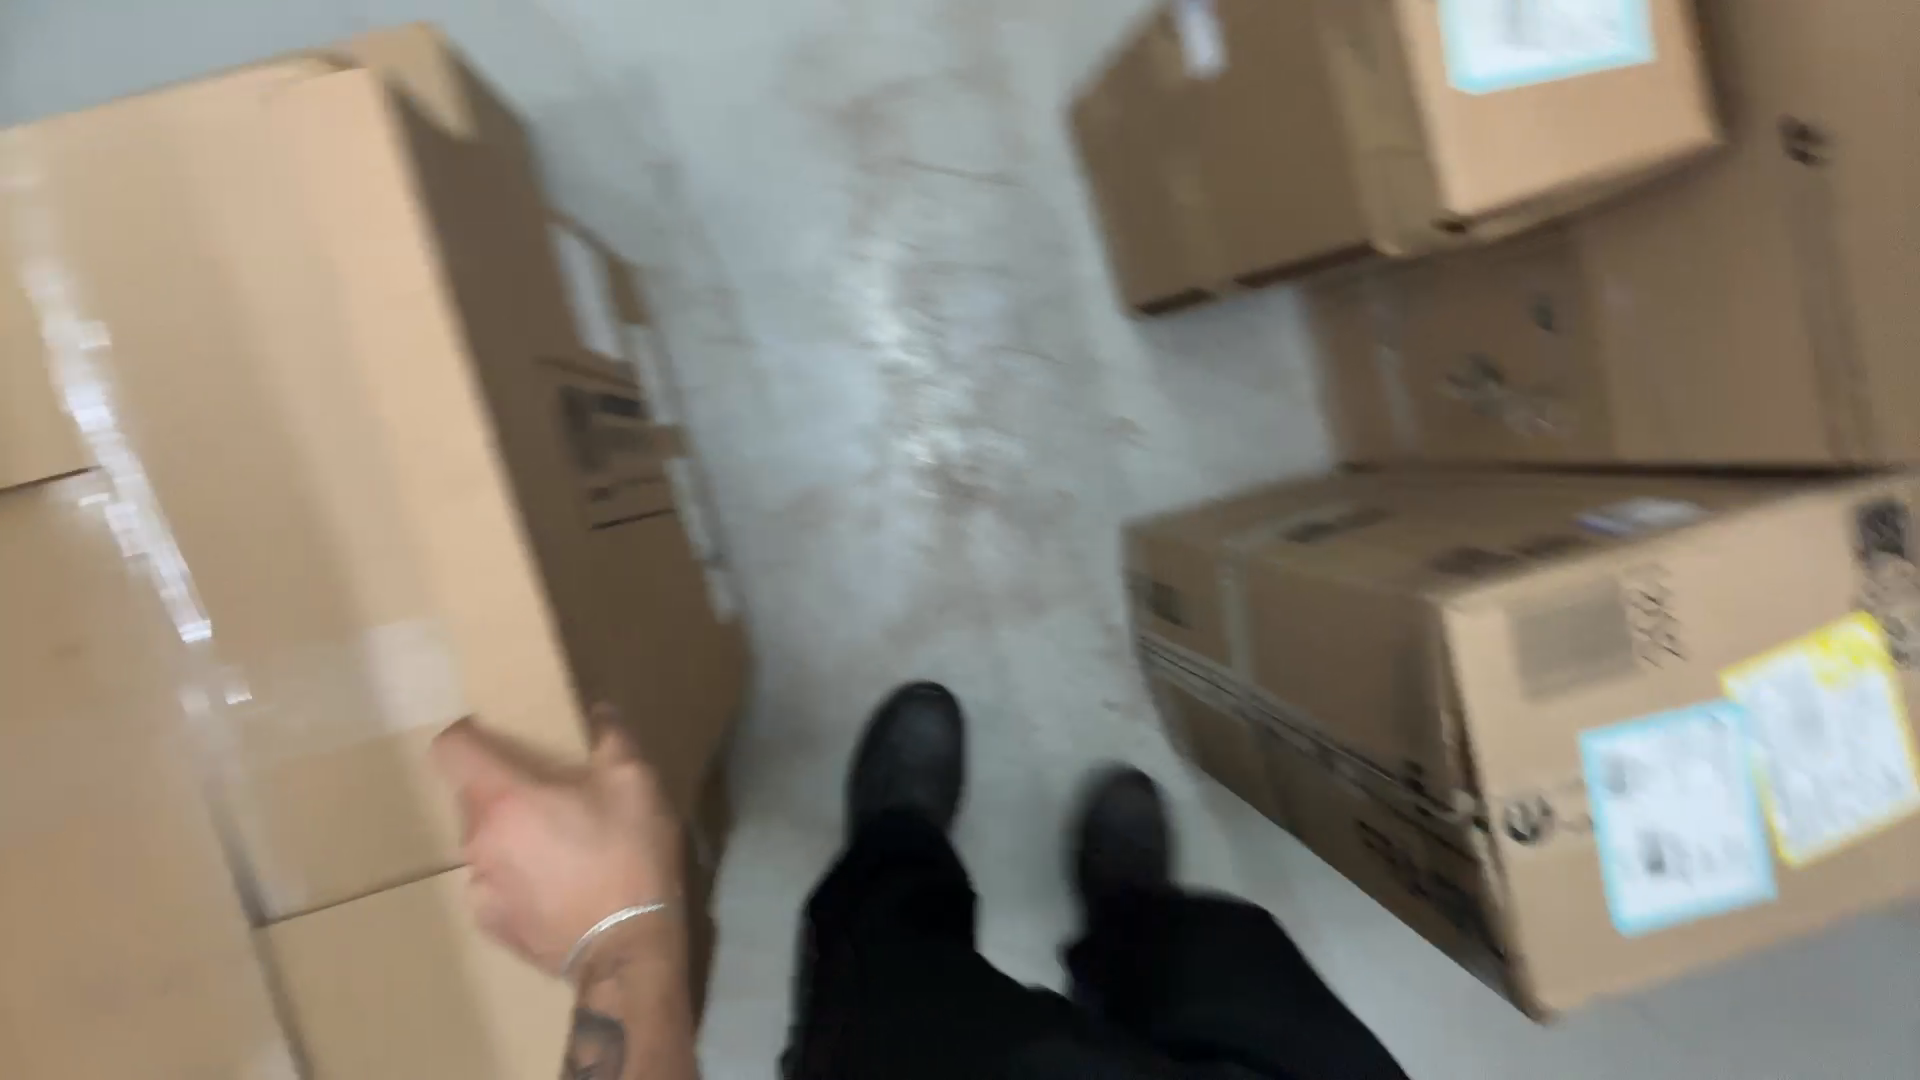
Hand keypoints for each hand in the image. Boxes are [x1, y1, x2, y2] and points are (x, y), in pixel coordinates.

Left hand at [431, 708, 683, 978]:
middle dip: (506, 786)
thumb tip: (599, 712)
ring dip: (513, 832)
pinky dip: (517, 874)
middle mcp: (478, 840)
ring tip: (562, 843)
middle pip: (473, 796)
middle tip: (555, 791)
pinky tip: (559, 884)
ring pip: (486, 841)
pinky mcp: (489, 925)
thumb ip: (612, 737)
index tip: (492, 729)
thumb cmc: (629, 850)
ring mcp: (478, 888)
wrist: (627, 942)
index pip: (450, 750)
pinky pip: (495, 882)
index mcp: (505, 798)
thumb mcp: (636, 780)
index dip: (465, 732)